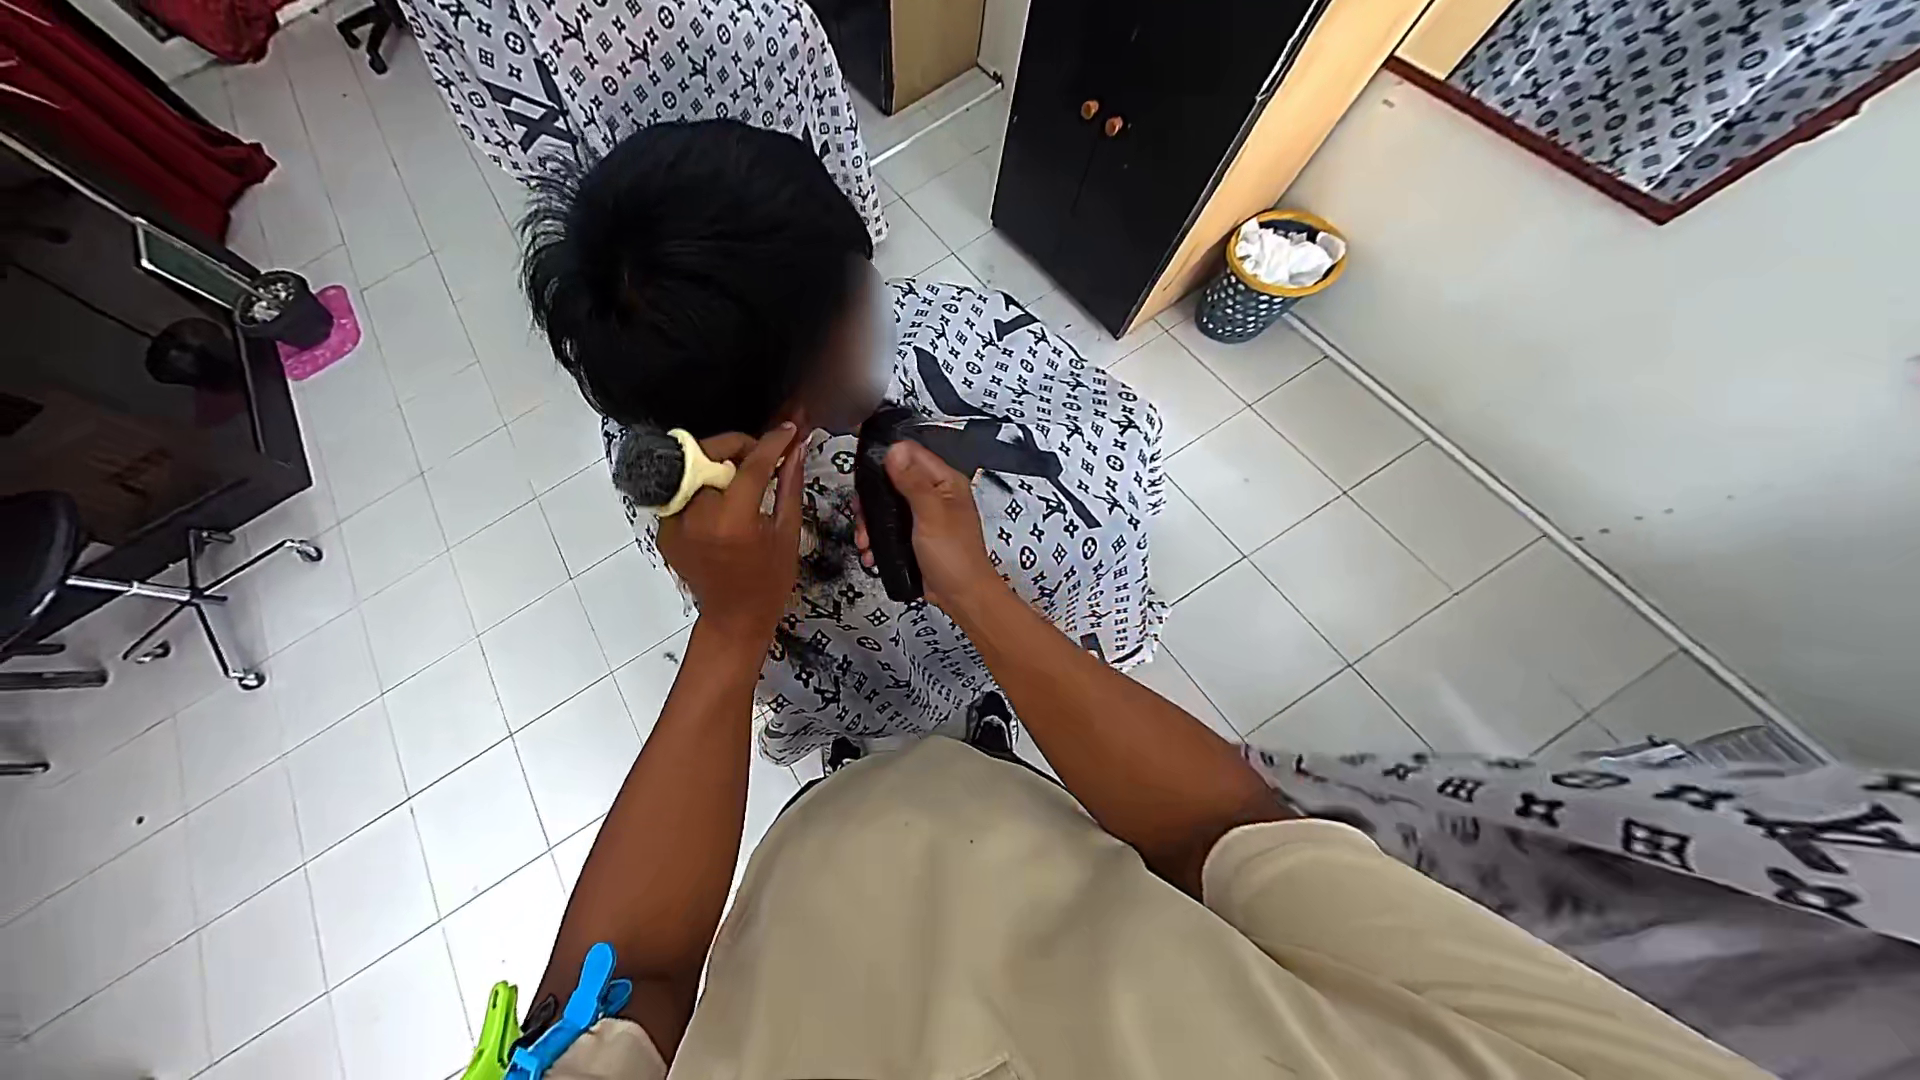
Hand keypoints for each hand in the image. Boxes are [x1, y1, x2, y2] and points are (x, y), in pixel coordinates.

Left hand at [656, 422, 805, 641]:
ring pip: (694, 467)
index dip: (773, 442)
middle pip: (710, 453)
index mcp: (732, 519)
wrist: (734, 617)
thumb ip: (789, 485)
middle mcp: (696, 515)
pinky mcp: (664, 527)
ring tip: (744, 478)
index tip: (788, 431)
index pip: (751, 463)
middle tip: (762, 456)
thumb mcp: (788, 532)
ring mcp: (675, 521)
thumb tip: (796, 449)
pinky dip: (707, 486)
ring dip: (721, 463)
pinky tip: (727, 501)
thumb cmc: (769, 581)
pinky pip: (685, 490)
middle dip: (739, 445)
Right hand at [852, 439, 1000, 611]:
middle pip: (893, 479)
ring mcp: (924, 515)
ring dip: (871, 521)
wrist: (961, 596)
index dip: (887, 458)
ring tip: (865, 538)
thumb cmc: (955, 557)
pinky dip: (878, 537)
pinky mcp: (915, 535)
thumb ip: (912, 482)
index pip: (911, 453)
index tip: (866, 474)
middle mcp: (935, 494)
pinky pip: (890, 527)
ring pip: (888, 505)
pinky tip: (871, 549)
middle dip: (873, 497)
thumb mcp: (930, 514)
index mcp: (946, 482)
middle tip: (862, 513)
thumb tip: (894, 451)